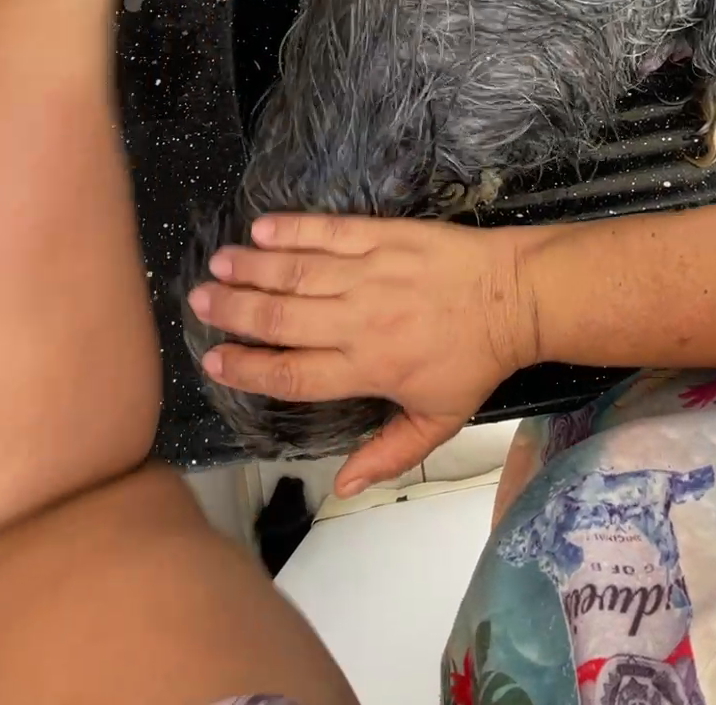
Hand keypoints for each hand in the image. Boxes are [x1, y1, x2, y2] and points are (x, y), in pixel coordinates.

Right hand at [187, 215, 543, 494]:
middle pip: (280, 318)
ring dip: (251, 268)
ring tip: (217, 265)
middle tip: (199, 302)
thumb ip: (389, 453)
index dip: (247, 368)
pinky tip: (261, 227)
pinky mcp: (384, 236)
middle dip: (234, 311)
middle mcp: (358, 320)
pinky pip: (329, 232)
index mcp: (367, 368)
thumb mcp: (440, 420)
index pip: (291, 372)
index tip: (215, 360)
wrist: (516, 297)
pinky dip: (293, 229)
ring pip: (296, 272)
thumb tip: (340, 487)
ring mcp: (370, 273)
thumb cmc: (477, 360)